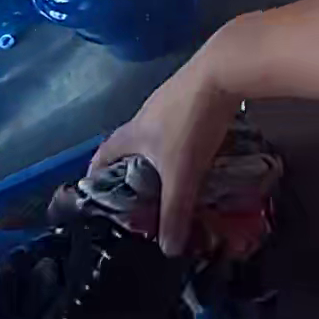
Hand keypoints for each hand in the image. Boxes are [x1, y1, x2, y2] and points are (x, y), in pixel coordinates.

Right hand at [90, 40, 239, 255]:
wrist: (224, 68)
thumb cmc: (192, 121)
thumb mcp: (182, 172)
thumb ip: (175, 211)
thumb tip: (168, 250)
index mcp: (134, 131)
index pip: (103, 153)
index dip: (95, 172)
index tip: (94, 191)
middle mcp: (147, 111)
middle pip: (131, 142)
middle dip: (132, 167)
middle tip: (141, 193)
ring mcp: (172, 96)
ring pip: (159, 130)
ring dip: (161, 152)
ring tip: (172, 175)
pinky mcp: (195, 90)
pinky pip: (182, 119)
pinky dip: (184, 137)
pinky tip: (200, 149)